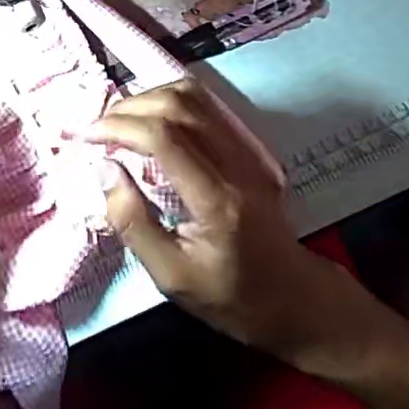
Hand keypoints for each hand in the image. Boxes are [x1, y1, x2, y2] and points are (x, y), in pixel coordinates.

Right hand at [83, 83, 408, 408]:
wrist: (323, 311)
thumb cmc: (255, 310)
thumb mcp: (186, 285)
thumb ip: (144, 227)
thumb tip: (112, 176)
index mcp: (220, 193)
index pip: (161, 133)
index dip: (120, 122)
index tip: (85, 126)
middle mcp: (239, 158)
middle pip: (183, 101)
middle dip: (133, 98)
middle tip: (97, 113)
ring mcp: (252, 153)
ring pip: (202, 99)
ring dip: (157, 96)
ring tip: (121, 111)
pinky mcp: (259, 158)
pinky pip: (214, 113)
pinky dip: (179, 106)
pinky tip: (160, 120)